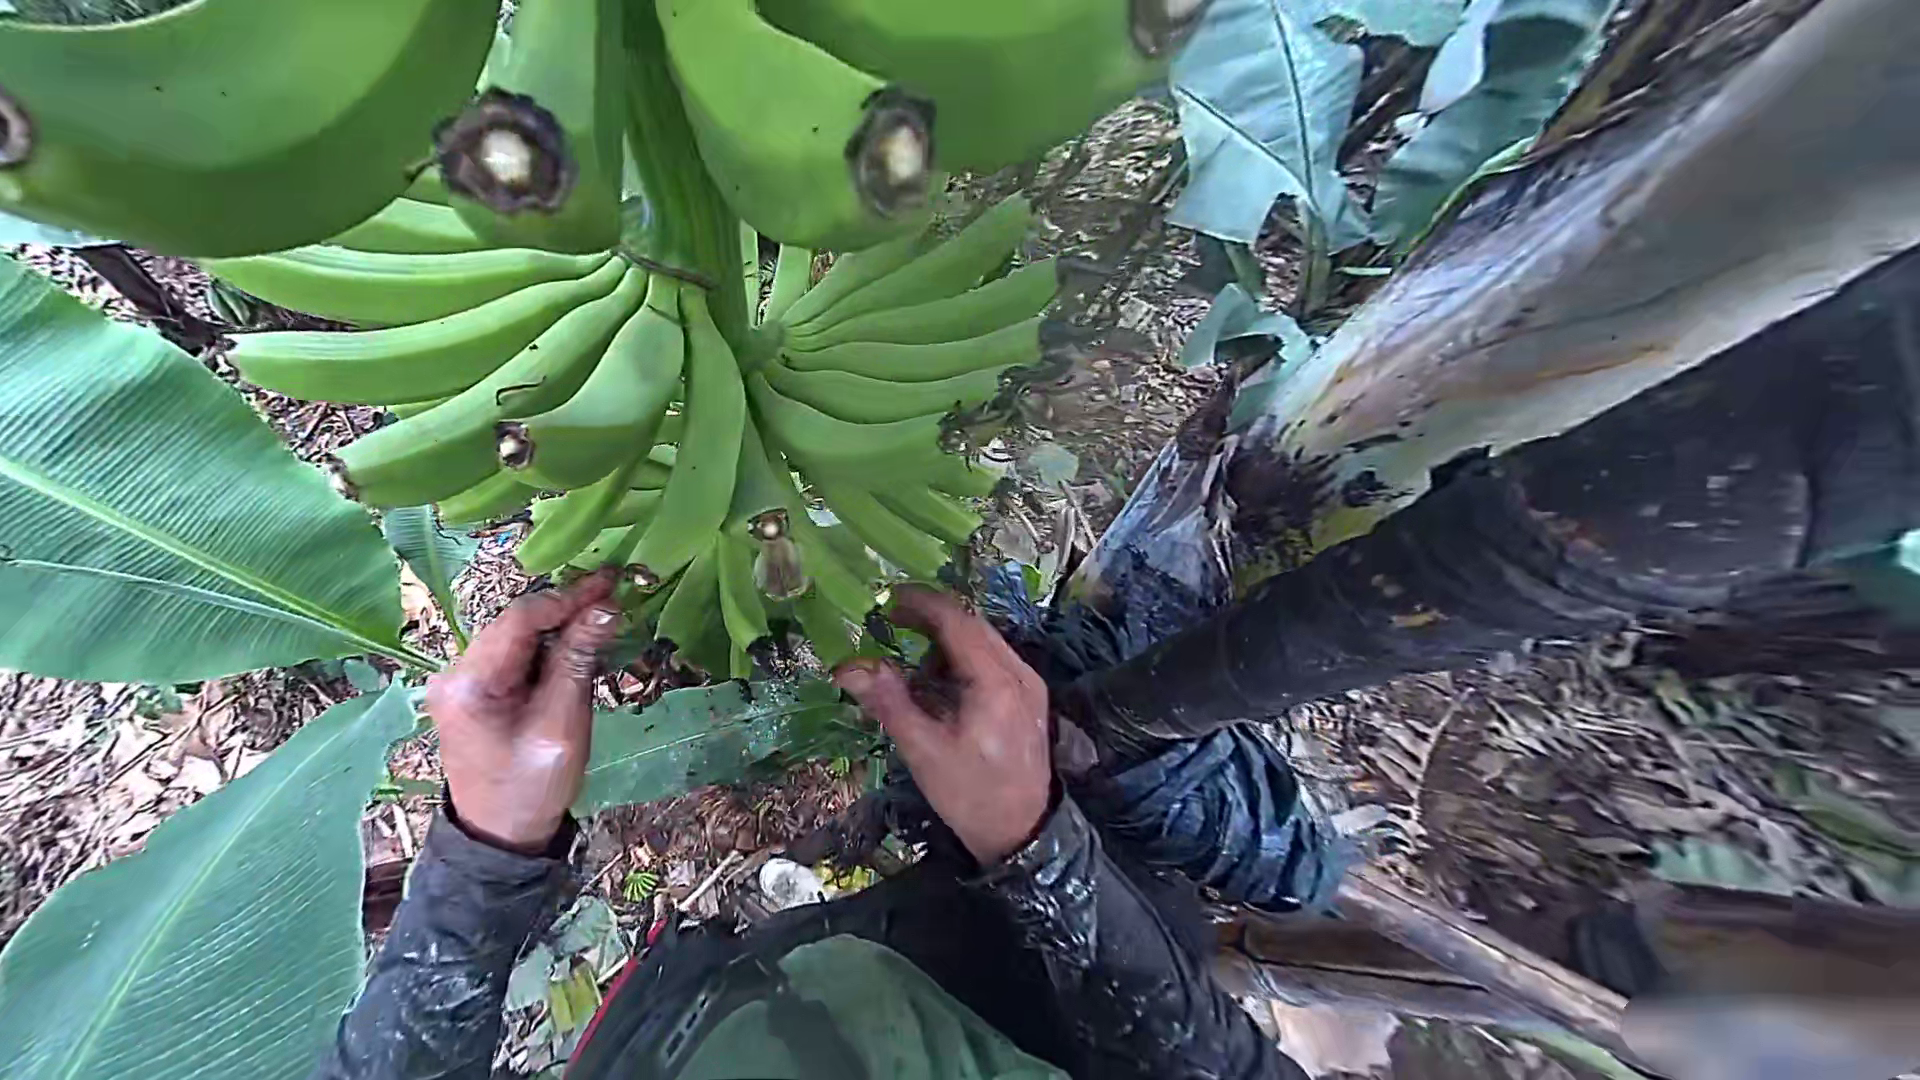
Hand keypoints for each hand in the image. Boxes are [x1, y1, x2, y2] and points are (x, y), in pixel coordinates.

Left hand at [426, 570, 621, 853]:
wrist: (502, 833)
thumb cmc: (532, 783)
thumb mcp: (562, 722)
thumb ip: (578, 660)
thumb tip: (606, 607)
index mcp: (469, 682)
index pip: (521, 619)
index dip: (568, 598)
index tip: (611, 585)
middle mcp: (459, 672)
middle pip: (520, 622)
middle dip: (569, 605)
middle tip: (615, 590)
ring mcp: (468, 680)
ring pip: (524, 634)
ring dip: (566, 622)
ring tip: (608, 611)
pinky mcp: (484, 688)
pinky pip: (523, 652)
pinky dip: (557, 642)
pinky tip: (585, 638)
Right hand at [833, 586, 1051, 863]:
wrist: (1025, 834)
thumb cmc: (971, 796)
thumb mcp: (925, 753)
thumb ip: (889, 703)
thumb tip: (849, 667)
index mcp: (996, 682)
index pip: (958, 622)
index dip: (921, 604)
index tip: (888, 599)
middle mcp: (1019, 672)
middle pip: (972, 624)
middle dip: (931, 618)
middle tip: (893, 622)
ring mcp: (1028, 682)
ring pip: (984, 638)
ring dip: (947, 638)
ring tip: (915, 661)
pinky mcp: (1029, 694)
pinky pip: (993, 656)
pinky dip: (963, 656)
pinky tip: (943, 682)